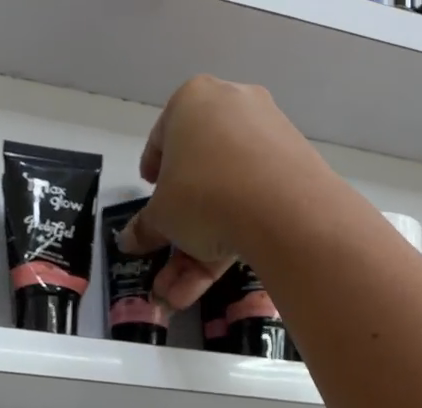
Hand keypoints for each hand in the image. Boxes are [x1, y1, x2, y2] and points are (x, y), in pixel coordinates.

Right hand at [115, 75, 333, 309]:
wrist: (282, 207)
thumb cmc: (202, 194)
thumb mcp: (161, 216)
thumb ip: (145, 227)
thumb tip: (129, 239)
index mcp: (192, 101)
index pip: (162, 137)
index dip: (152, 169)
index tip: (149, 189)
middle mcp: (232, 107)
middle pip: (197, 171)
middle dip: (177, 223)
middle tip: (164, 250)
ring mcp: (267, 138)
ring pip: (223, 196)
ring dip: (196, 247)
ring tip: (177, 293)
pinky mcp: (292, 171)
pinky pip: (250, 204)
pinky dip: (228, 240)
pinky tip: (205, 282)